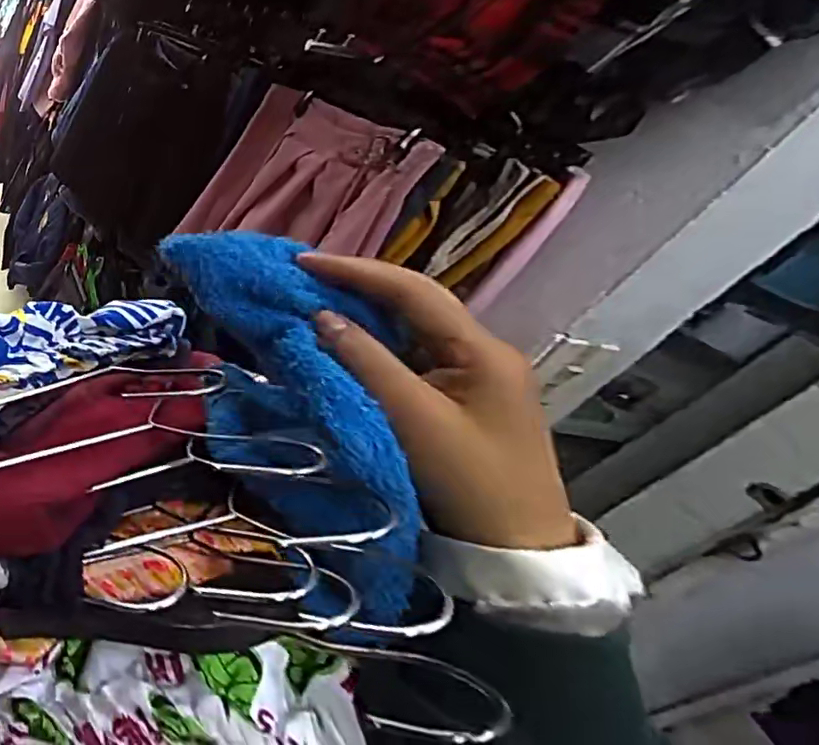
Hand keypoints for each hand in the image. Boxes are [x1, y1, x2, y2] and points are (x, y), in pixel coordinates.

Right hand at [299, 253, 578, 550]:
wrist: (515, 556)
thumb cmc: (468, 485)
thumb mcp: (412, 420)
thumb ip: (366, 361)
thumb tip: (322, 316)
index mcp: (481, 348)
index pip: (411, 290)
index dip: (355, 271)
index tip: (304, 262)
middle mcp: (481, 349)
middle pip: (413, 301)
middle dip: (358, 285)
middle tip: (305, 276)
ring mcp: (473, 371)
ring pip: (410, 326)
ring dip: (364, 313)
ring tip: (315, 299)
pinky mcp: (460, 394)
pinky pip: (411, 353)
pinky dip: (374, 343)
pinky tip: (345, 339)